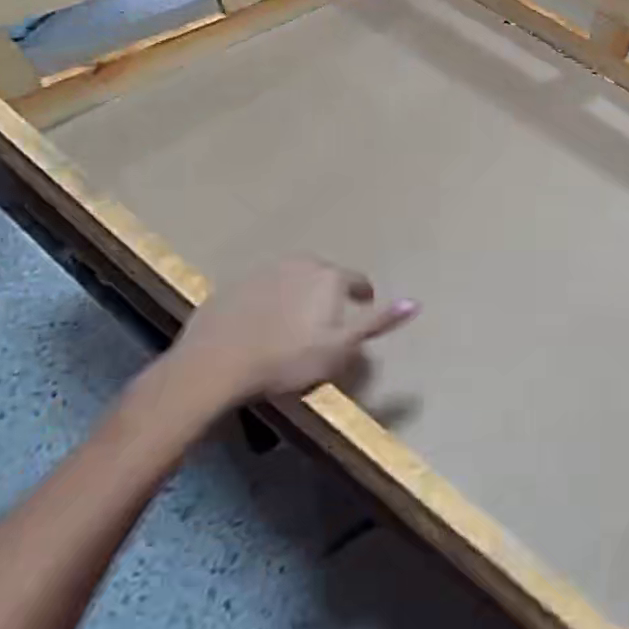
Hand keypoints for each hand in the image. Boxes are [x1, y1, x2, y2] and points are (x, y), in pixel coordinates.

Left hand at [166, 257, 417, 404]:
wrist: (214, 365)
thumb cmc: (286, 359)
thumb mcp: (340, 348)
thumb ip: (377, 322)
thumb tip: (415, 302)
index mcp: (329, 276)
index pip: (357, 281)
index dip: (362, 298)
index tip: (359, 312)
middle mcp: (300, 263)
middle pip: (325, 276)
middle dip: (329, 295)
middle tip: (324, 325)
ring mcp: (264, 271)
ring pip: (293, 279)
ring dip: (299, 295)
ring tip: (293, 325)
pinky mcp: (234, 284)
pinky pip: (263, 288)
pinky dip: (269, 301)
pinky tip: (262, 325)